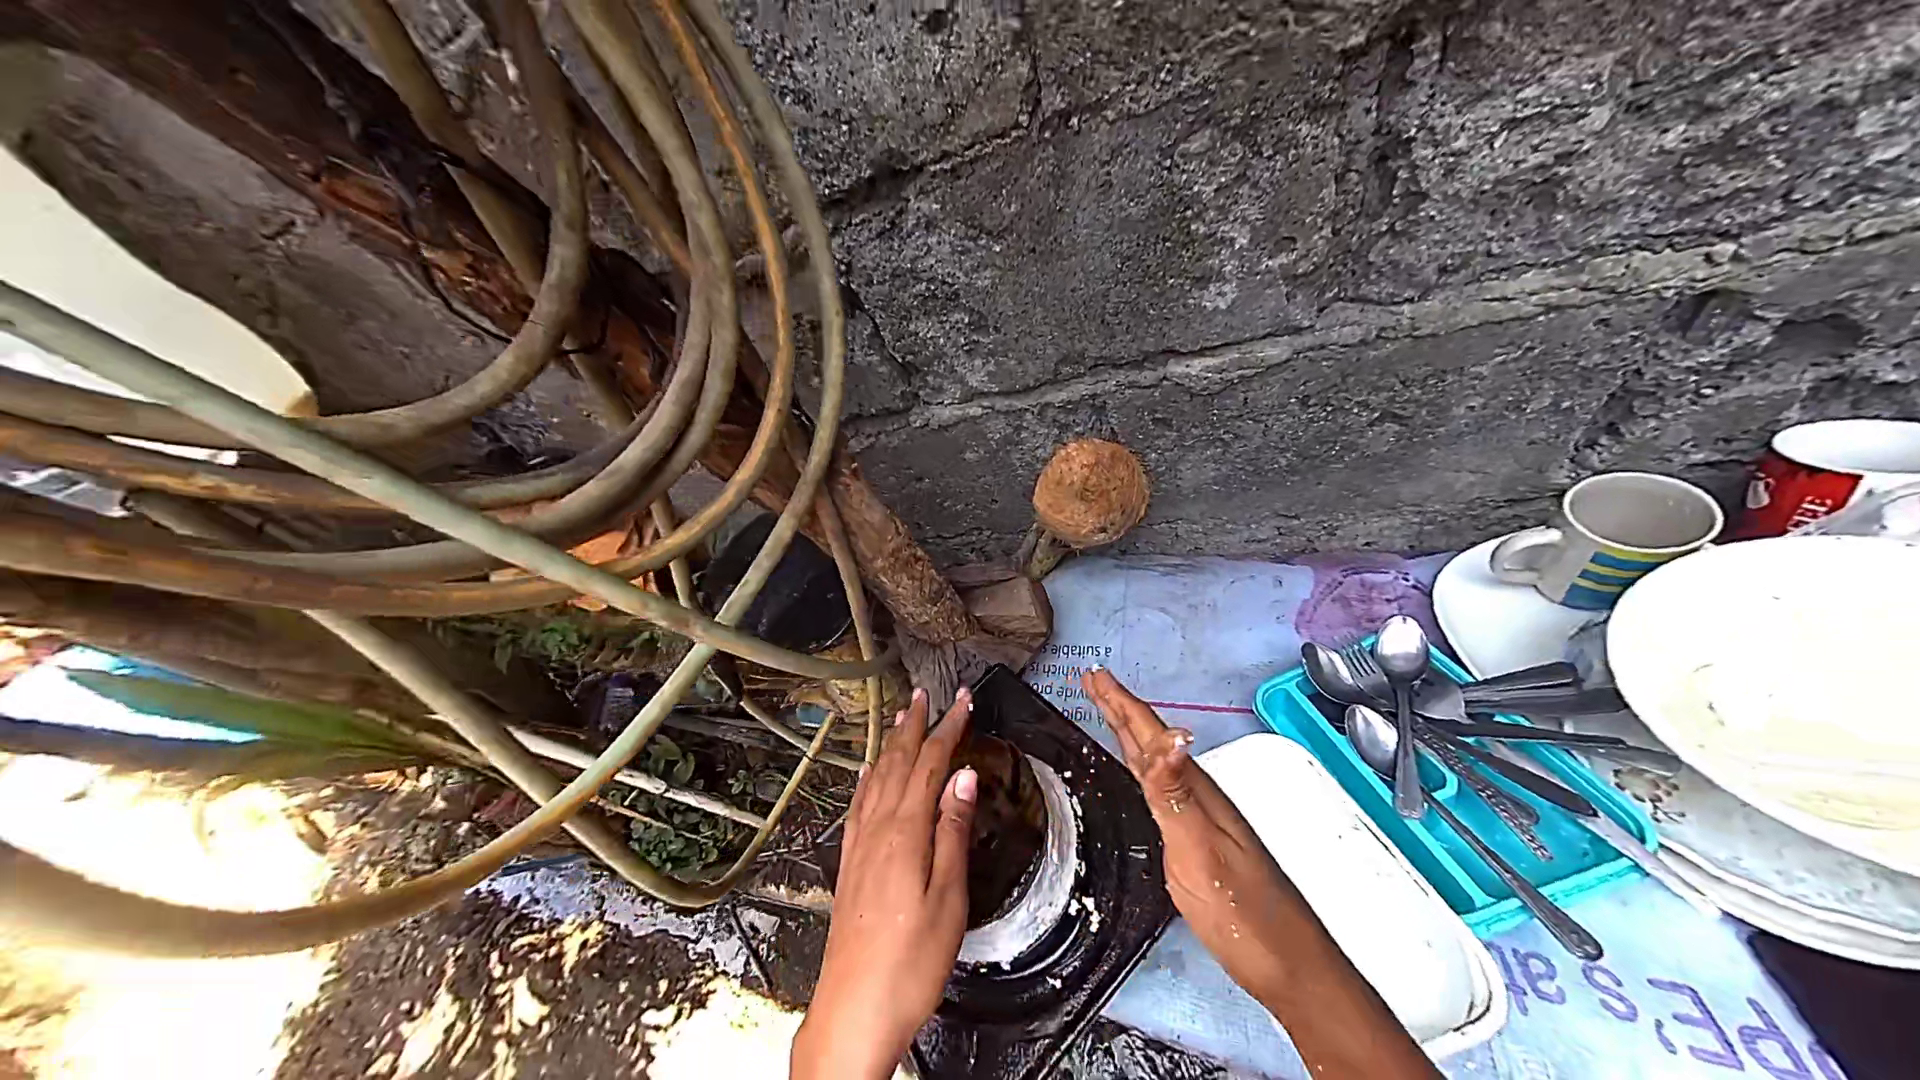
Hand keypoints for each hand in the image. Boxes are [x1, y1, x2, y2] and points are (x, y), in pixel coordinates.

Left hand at [792, 687, 975, 1079]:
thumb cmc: (907, 964)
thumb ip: (952, 831)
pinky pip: (859, 804)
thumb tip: (963, 779)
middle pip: (899, 761)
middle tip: (927, 694)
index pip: (930, 763)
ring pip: (877, 777)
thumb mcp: (948, 899)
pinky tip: (870, 771)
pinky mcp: (850, 863)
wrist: (854, 1011)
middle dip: (916, 724)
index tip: (963, 701)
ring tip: (902, 717)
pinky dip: (868, 778)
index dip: (948, 727)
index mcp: (904, 833)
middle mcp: (877, 830)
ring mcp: (859, 845)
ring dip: (891, 742)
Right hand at [1082, 668, 1437, 1076]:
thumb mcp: (1202, 851)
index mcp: (1196, 791)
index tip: (1095, 676)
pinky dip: (1139, 764)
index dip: (1121, 704)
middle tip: (1094, 680)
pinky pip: (1157, 786)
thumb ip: (1177, 795)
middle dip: (1120, 707)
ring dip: (1128, 730)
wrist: (1288, 967)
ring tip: (1109, 709)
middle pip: (1153, 741)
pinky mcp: (1193, 839)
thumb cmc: (1243, 914)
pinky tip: (1138, 767)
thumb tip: (1169, 736)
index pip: (1152, 737)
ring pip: (1155, 760)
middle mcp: (1197, 796)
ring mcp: (1197, 817)